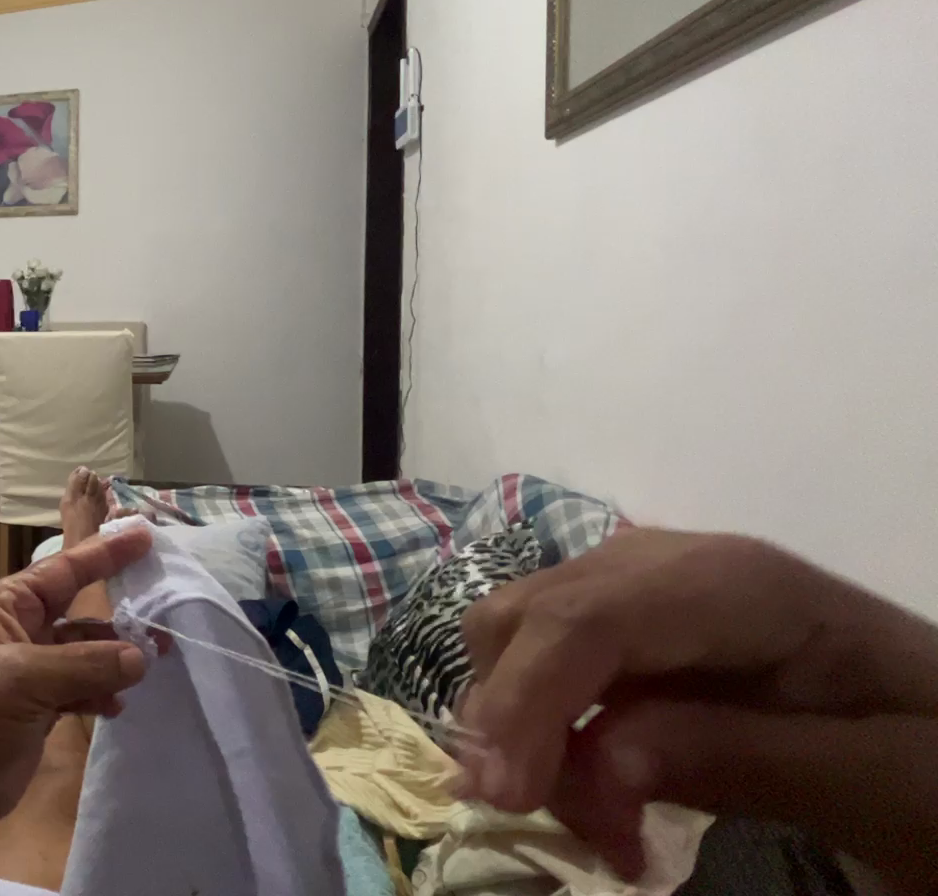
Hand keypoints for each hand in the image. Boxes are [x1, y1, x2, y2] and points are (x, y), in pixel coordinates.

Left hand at [0, 524, 151, 832]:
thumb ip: (85, 664)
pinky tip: (116, 706)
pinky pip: (80, 686)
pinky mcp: (38, 705)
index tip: (143, 535)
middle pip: (78, 610)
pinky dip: (100, 692)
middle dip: (119, 614)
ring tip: (155, 663)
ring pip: (85, 652)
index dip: (104, 552)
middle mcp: (19, 629)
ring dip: (116, 659)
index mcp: (5, 606)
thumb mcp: (23, 680)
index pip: (63, 569)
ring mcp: (29, 669)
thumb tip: (140, 656)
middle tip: (165, 612)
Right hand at [458, 527, 937, 885]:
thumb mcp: (889, 786)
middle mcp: (654, 563)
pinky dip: (541, 731)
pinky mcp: (614, 621)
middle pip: (525, 617)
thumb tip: (597, 763)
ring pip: (512, 637)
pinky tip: (599, 792)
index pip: (582, 620)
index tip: (499, 794)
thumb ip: (747, 763)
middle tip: (554, 823)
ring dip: (522, 731)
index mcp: (729, 583)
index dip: (523, 699)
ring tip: (598, 822)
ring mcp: (626, 586)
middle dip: (511, 718)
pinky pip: (536, 661)